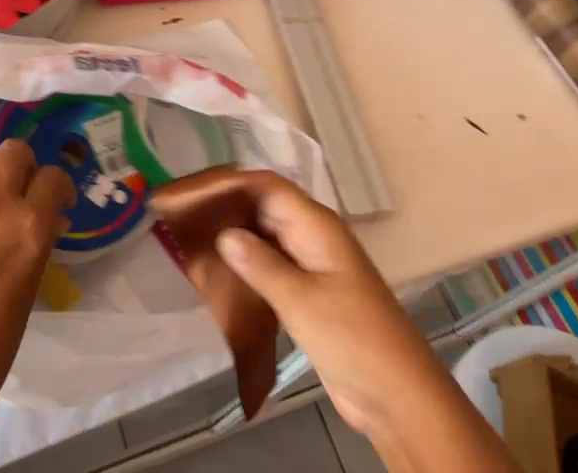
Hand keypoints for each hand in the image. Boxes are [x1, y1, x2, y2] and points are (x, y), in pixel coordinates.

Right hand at [213, 172, 515, 471]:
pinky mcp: (309, 293)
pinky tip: (217, 273)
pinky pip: (271, 266)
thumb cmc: (354, 340)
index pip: (267, 186)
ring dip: (233, 236)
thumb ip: (261, 264)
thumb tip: (223, 233)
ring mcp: (312, 265)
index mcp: (317, 226)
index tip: (189, 191)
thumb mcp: (302, 301)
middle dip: (225, 206)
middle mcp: (313, 237)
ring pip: (266, 237)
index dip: (228, 183)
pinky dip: (245, 264)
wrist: (397, 395)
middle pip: (264, 207)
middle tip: (179, 214)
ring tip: (189, 238)